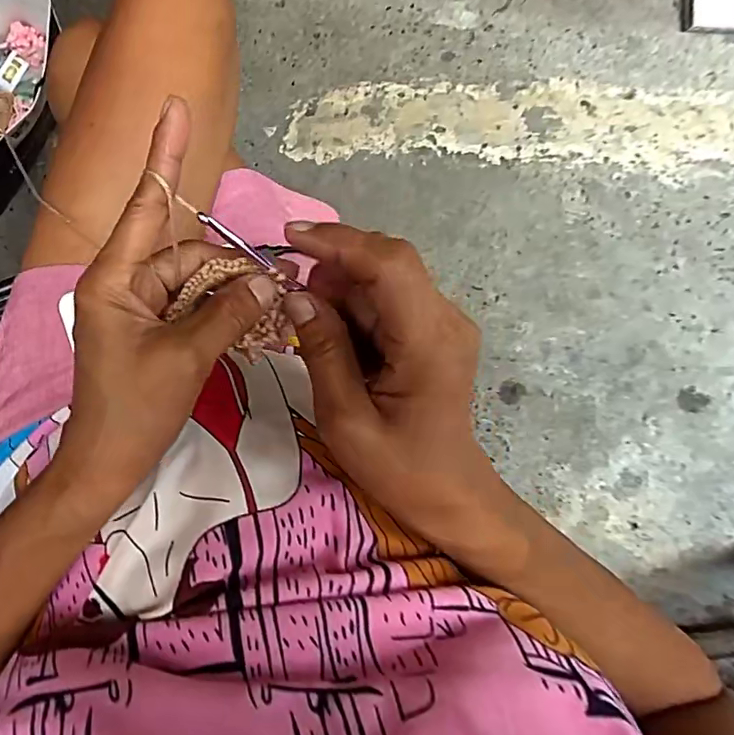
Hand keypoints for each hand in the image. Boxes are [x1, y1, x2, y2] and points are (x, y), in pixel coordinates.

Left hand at [55, 97, 279, 497]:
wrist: (105, 462)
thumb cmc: (133, 410)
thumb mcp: (185, 359)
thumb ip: (228, 313)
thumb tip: (270, 281)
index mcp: (114, 279)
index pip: (146, 205)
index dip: (164, 154)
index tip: (173, 105)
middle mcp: (122, 283)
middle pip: (183, 251)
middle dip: (226, 267)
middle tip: (270, 291)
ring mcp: (134, 306)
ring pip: (191, 279)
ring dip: (225, 292)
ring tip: (260, 314)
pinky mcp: (147, 328)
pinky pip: (187, 303)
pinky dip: (215, 310)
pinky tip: (244, 322)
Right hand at [280, 223, 526, 568]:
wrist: (450, 496)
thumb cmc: (397, 467)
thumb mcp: (345, 417)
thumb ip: (321, 351)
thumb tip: (296, 295)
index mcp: (427, 340)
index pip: (388, 264)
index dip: (338, 241)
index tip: (288, 238)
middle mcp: (442, 319)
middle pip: (385, 263)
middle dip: (329, 265)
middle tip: (283, 289)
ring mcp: (437, 324)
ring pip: (378, 280)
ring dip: (334, 288)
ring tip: (298, 319)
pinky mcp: (426, 332)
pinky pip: (381, 301)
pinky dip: (346, 305)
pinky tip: (322, 330)